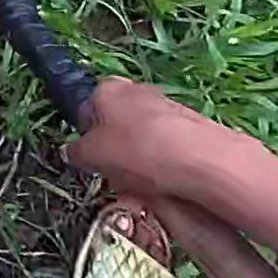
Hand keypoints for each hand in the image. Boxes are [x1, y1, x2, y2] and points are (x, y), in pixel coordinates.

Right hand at [66, 77, 277, 254]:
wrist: (206, 161)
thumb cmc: (138, 151)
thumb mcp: (91, 156)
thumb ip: (75, 153)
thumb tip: (71, 152)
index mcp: (105, 88)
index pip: (85, 112)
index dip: (86, 140)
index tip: (93, 162)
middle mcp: (135, 89)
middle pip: (115, 124)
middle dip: (114, 151)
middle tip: (116, 177)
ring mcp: (166, 105)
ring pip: (141, 138)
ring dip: (138, 161)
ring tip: (143, 189)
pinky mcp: (192, 124)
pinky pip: (167, 147)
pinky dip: (164, 165)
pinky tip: (167, 186)